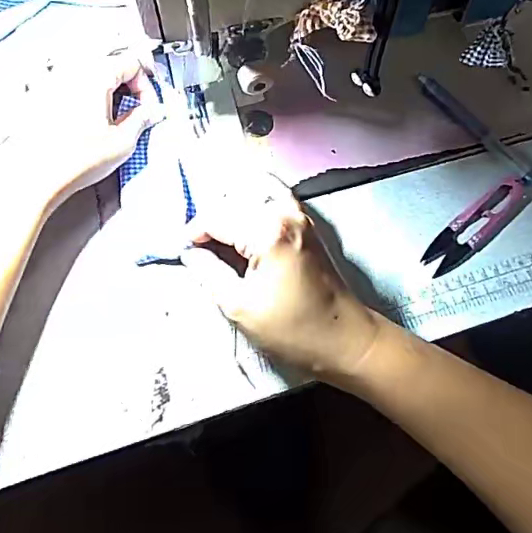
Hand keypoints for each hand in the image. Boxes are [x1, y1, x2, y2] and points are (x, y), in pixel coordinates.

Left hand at [0, 51, 162, 210]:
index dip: (146, 87)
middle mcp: (73, 72)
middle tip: (133, 113)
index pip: (133, 63)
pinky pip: (74, 88)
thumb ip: (143, 118)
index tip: (146, 107)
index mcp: (96, 75)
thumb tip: (151, 111)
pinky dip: (87, 100)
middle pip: (112, 66)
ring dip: (108, 94)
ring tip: (110, 121)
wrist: (37, 177)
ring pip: (93, 76)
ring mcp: (56, 82)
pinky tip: (88, 124)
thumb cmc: (74, 160)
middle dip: (128, 88)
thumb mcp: (123, 141)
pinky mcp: (43, 97)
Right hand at [180, 173, 384, 380]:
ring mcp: (298, 212)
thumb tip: (190, 252)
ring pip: (250, 194)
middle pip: (231, 202)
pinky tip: (243, 221)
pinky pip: (272, 196)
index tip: (184, 251)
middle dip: (211, 222)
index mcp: (266, 230)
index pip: (216, 217)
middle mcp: (283, 211)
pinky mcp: (305, 220)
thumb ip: (209, 272)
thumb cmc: (293, 329)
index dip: (194, 232)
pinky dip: (253, 201)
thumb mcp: (240, 307)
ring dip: (231, 210)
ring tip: (220, 239)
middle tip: (199, 250)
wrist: (347, 338)